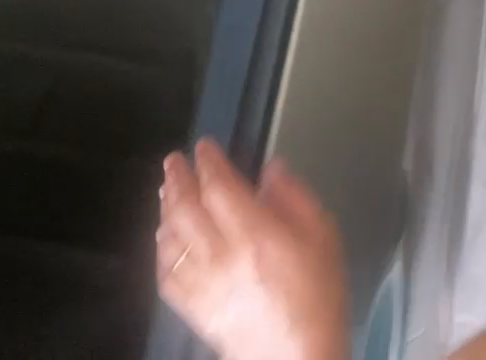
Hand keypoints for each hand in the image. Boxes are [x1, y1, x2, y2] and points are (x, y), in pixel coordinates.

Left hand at [157, 140, 350, 359]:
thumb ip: (296, 198)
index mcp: (256, 235)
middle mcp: (222, 257)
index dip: (209, 164)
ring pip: (172, 240)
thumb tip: (272, 171)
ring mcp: (202, 286)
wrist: (300, 358)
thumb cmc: (320, 294)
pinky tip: (164, 239)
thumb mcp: (324, 234)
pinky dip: (161, 251)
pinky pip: (167, 276)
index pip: (220, 189)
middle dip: (178, 181)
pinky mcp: (194, 310)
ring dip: (166, 210)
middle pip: (188, 211)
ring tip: (167, 191)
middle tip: (173, 162)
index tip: (204, 146)